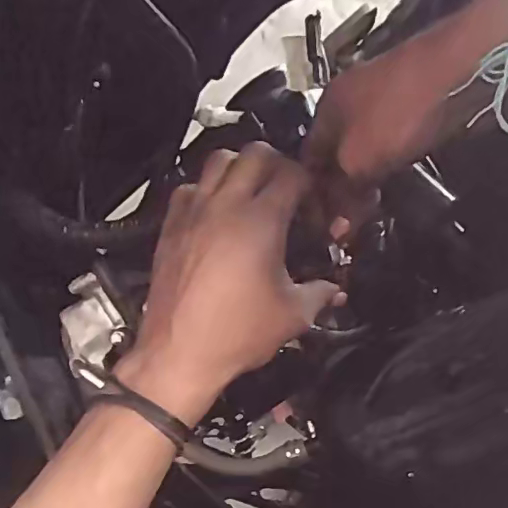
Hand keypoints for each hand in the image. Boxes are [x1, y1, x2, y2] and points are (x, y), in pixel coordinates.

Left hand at [114, 142, 342, 422]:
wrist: (179, 354)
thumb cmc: (238, 334)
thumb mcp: (292, 316)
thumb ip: (320, 294)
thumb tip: (336, 290)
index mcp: (261, 221)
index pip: (293, 174)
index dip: (310, 185)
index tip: (314, 207)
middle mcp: (225, 205)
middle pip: (256, 153)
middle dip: (279, 165)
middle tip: (287, 193)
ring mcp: (193, 212)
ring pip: (218, 160)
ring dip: (241, 169)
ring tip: (251, 196)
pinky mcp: (170, 227)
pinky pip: (189, 188)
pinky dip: (206, 190)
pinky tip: (215, 215)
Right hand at [303, 53, 446, 228]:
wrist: (463, 68)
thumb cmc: (399, 113)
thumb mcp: (358, 160)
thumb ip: (342, 195)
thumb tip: (335, 232)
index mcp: (326, 106)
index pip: (307, 161)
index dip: (312, 196)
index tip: (322, 229)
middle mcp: (350, 102)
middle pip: (335, 158)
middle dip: (339, 193)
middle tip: (347, 228)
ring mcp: (384, 103)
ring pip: (364, 154)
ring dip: (365, 184)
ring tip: (369, 216)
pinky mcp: (413, 110)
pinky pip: (390, 149)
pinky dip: (388, 170)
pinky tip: (393, 189)